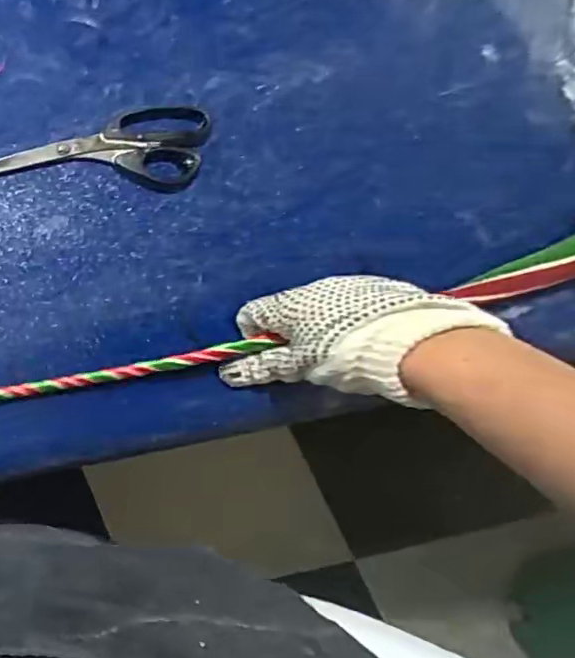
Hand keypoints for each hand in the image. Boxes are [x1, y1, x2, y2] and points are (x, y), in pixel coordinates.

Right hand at [218, 276, 510, 405]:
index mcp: (287, 304)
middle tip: (308, 354)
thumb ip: (261, 367)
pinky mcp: (391, 287)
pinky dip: (355, 317)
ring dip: (324, 322)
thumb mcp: (298, 367)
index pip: (251, 314)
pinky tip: (371, 335)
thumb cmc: (344, 354)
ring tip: (343, 346)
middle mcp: (316, 287)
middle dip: (291, 329)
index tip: (273, 354)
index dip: (256, 337)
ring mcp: (355, 284)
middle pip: (288, 309)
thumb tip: (228, 372)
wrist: (428, 344)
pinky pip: (358, 302)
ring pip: (324, 304)